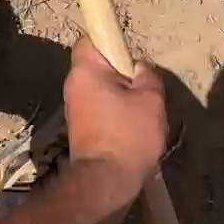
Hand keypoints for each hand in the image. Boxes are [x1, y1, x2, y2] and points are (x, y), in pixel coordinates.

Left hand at [62, 37, 166, 196]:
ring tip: (140, 111)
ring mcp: (73, 107)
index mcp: (85, 71)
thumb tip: (139, 69)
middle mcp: (73, 85)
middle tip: (141, 86)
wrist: (105, 183)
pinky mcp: (79, 128)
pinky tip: (132, 128)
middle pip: (97, 66)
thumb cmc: (128, 135)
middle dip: (120, 73)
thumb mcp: (151, 100)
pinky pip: (99, 108)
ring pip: (100, 89)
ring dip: (119, 96)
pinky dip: (113, 113)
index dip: (109, 42)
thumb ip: (147, 76)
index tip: (129, 55)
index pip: (90, 40)